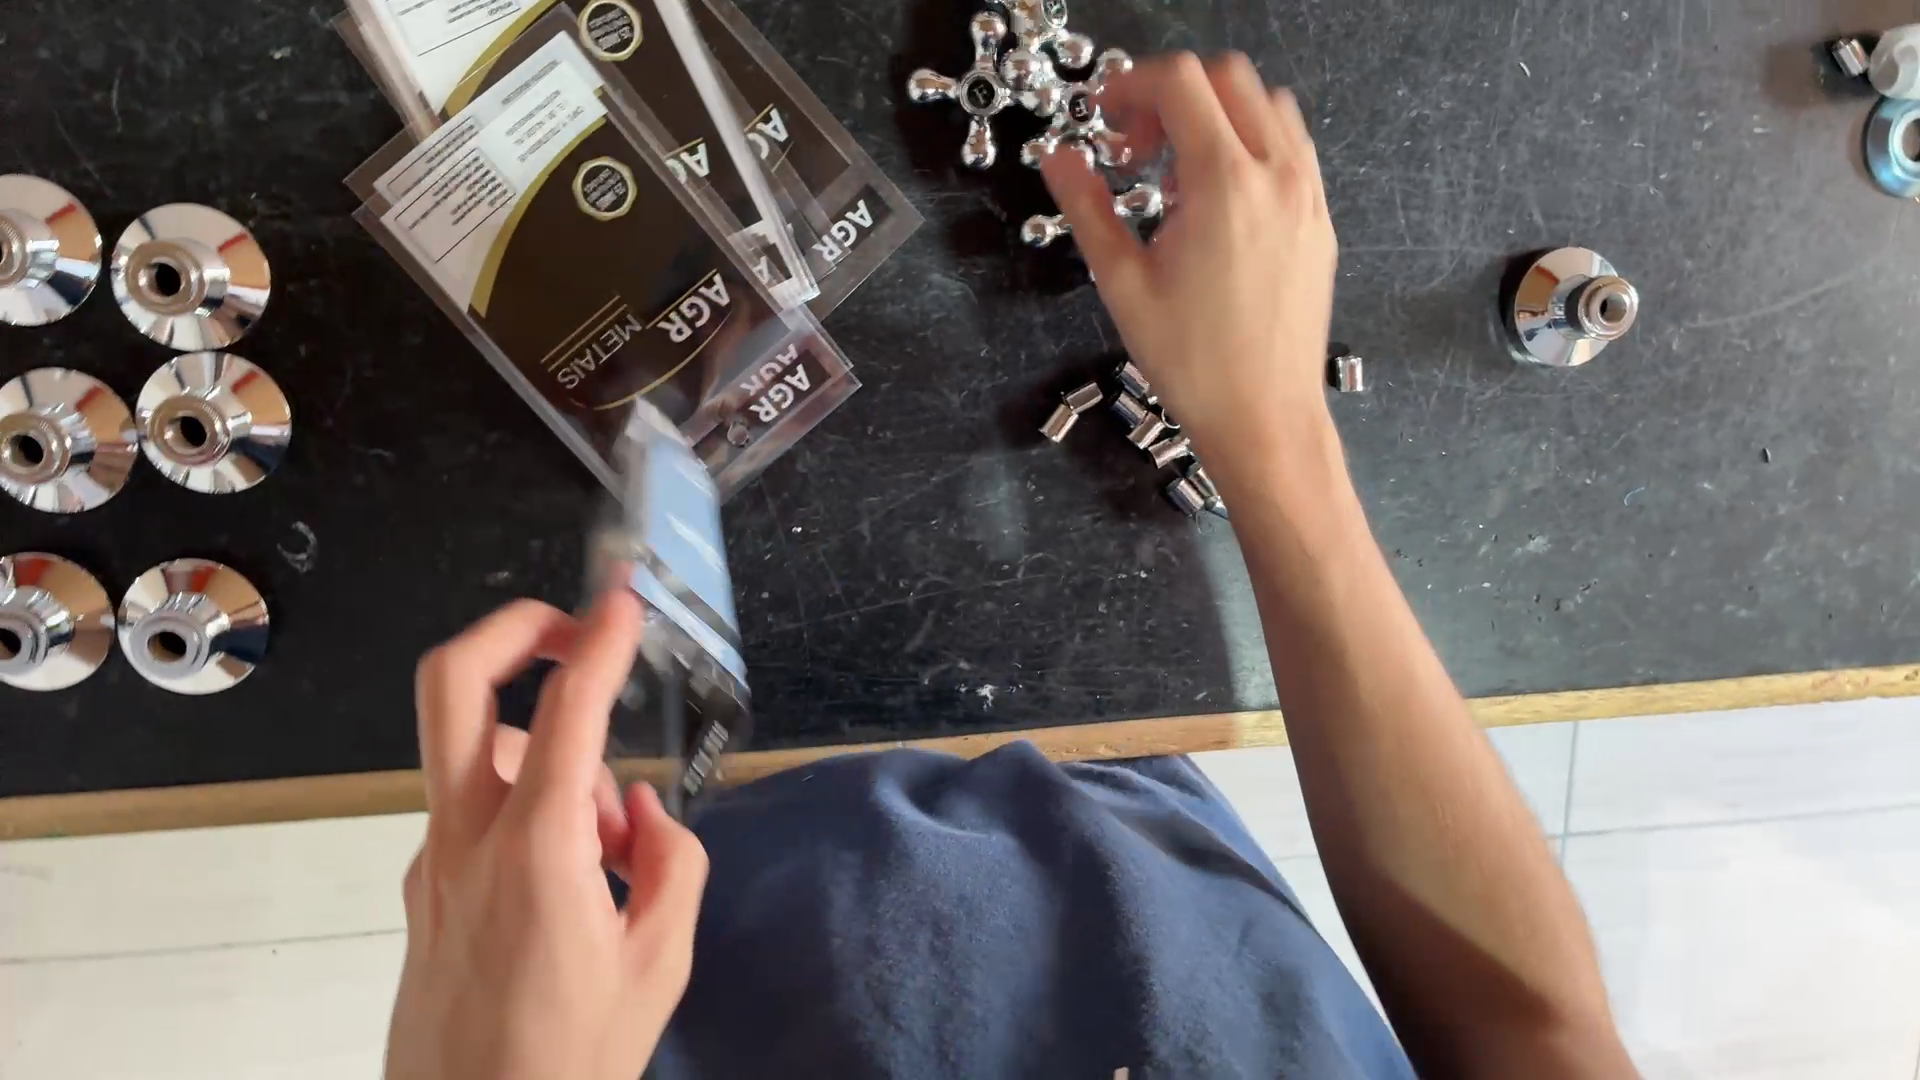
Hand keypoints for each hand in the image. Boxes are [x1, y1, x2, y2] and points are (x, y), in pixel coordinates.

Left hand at [386, 591, 708, 1079]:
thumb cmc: (575, 1055)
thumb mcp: (662, 957)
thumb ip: (671, 859)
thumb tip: (635, 808)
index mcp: (536, 852)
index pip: (571, 712)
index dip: (601, 641)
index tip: (624, 599)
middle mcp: (466, 837)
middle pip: (454, 687)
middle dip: (513, 630)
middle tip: (574, 626)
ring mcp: (433, 859)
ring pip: (483, 751)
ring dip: (552, 750)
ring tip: (609, 837)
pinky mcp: (425, 885)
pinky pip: (482, 804)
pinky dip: (535, 799)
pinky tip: (578, 870)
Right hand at [1040, 53, 1337, 469]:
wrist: (1262, 415)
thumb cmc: (1192, 361)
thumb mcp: (1122, 285)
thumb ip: (1088, 209)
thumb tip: (1059, 159)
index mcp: (1224, 184)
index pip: (1180, 84)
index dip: (1131, 86)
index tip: (1104, 117)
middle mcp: (1277, 174)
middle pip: (1229, 79)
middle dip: (1172, 96)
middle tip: (1135, 147)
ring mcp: (1308, 195)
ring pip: (1267, 107)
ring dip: (1214, 119)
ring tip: (1175, 179)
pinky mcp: (1319, 221)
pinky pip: (1291, 150)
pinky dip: (1249, 149)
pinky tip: (1217, 205)